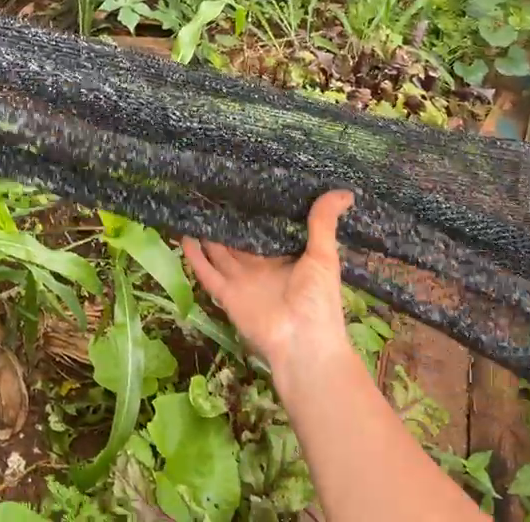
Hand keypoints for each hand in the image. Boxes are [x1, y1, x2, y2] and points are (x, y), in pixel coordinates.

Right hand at [182, 190, 354, 371]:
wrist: (304, 344)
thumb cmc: (318, 300)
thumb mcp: (323, 256)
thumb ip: (323, 223)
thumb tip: (345, 191)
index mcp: (285, 260)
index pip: (266, 232)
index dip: (256, 212)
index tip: (245, 185)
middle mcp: (261, 269)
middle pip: (239, 241)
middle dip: (227, 220)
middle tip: (213, 191)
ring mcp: (242, 282)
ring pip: (219, 253)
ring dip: (207, 234)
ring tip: (194, 207)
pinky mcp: (227, 295)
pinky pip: (206, 272)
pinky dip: (194, 257)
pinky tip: (184, 235)